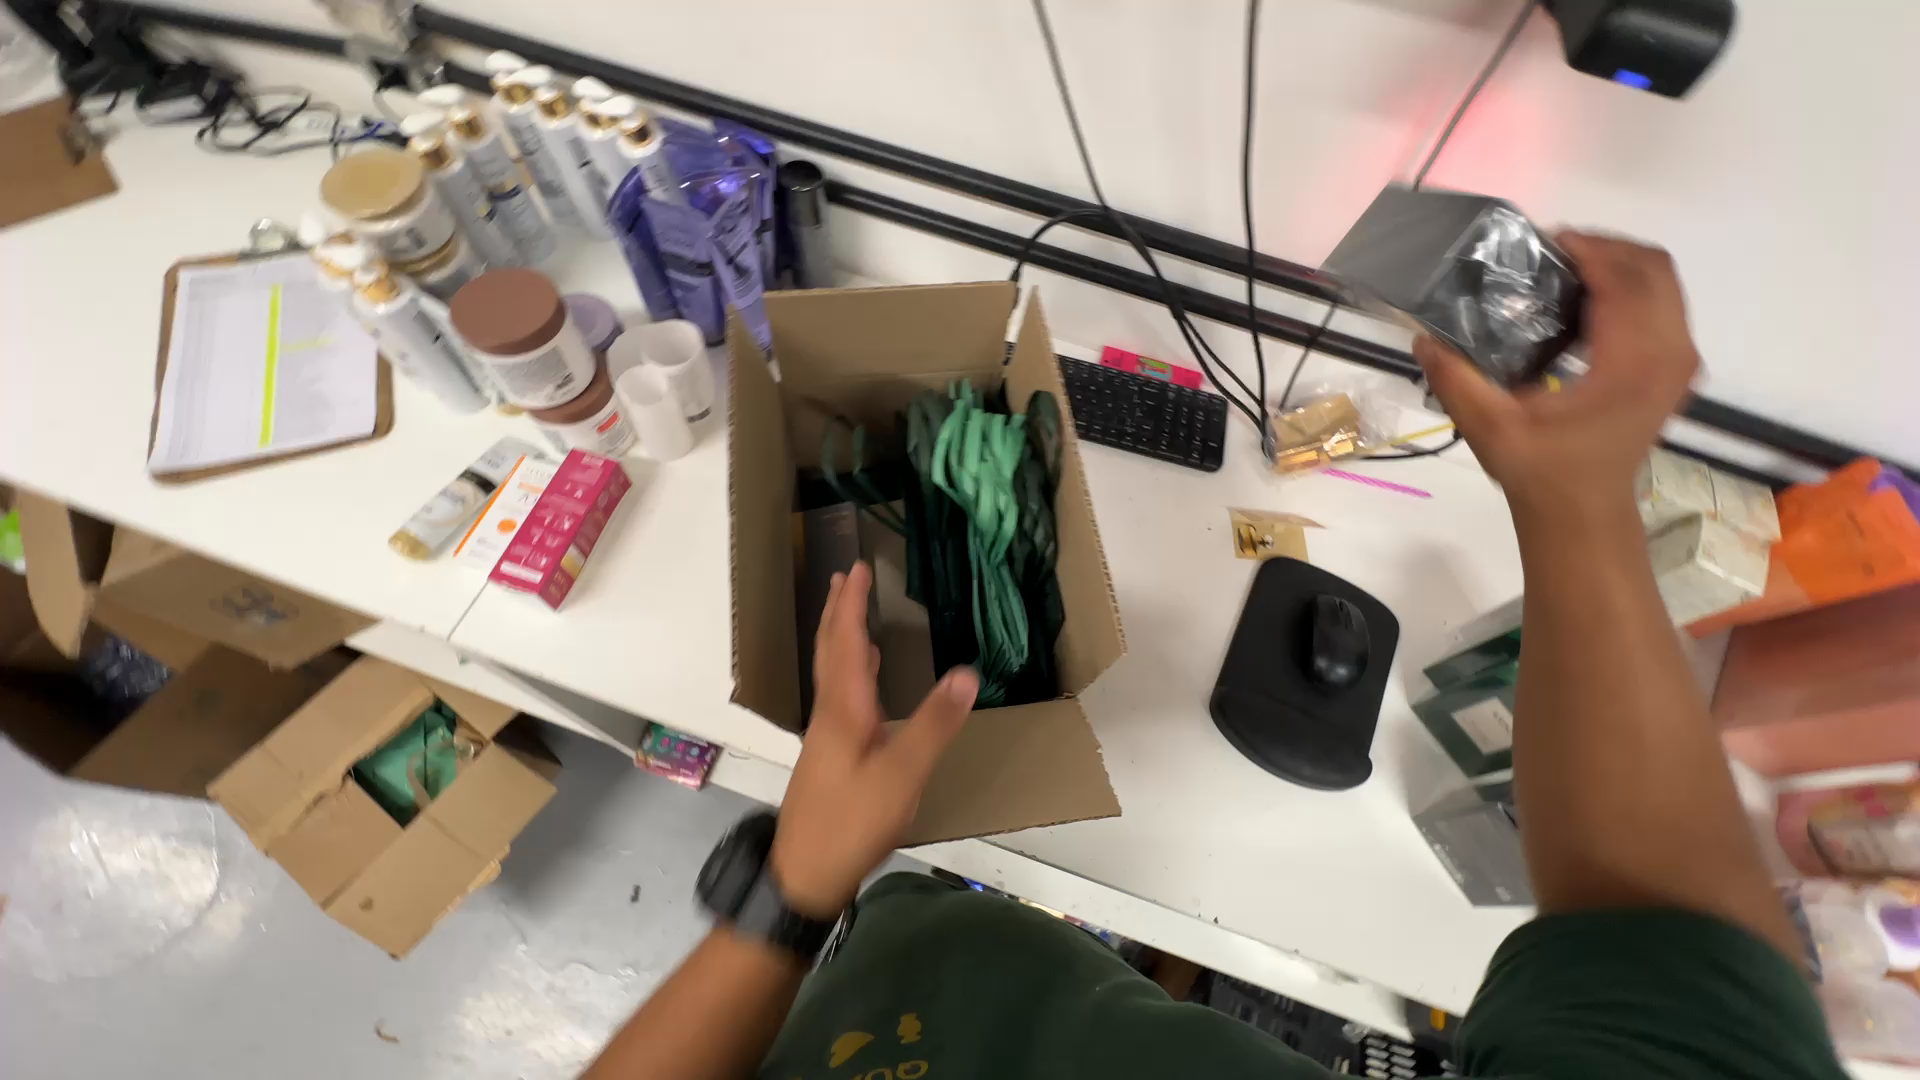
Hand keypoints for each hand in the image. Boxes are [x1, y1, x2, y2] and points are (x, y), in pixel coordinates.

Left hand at [769, 561, 977, 917]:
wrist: (803, 873)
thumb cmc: (852, 822)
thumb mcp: (902, 774)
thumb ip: (934, 724)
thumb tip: (966, 673)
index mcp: (844, 708)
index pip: (845, 642)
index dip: (850, 604)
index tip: (856, 568)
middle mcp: (830, 713)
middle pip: (829, 650)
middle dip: (838, 611)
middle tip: (844, 577)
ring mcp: (826, 735)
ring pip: (831, 672)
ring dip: (840, 637)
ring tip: (852, 614)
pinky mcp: (829, 754)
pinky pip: (838, 694)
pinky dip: (848, 671)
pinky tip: (860, 680)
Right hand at [1414, 231, 1700, 517]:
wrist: (1580, 510)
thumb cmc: (1539, 471)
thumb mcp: (1488, 427)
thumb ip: (1456, 380)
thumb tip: (1424, 339)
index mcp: (1633, 363)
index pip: (1627, 280)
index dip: (1590, 250)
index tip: (1543, 242)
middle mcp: (1670, 353)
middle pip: (1655, 270)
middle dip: (1605, 249)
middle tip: (1549, 252)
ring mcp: (1677, 361)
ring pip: (1663, 285)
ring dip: (1617, 267)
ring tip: (1562, 270)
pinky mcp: (1671, 368)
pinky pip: (1660, 307)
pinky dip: (1626, 290)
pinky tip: (1580, 303)